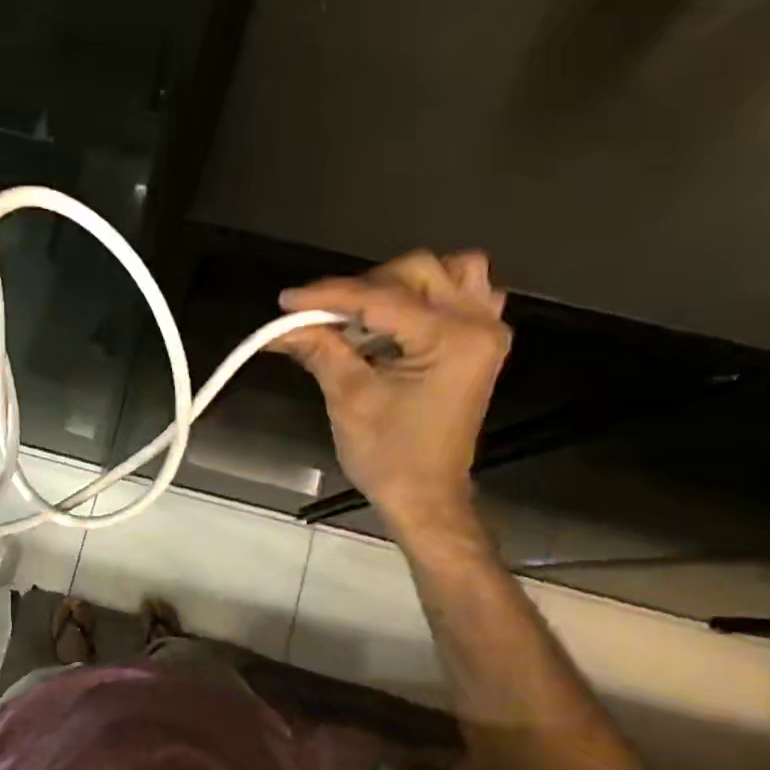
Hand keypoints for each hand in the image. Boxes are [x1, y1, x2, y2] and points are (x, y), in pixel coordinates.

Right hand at [272, 249, 510, 538]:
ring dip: (403, 284)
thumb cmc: (389, 456)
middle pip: (418, 272)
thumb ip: (321, 350)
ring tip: (367, 314)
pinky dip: (432, 296)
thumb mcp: (349, 399)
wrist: (425, 497)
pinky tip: (403, 318)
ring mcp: (485, 332)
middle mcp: (479, 323)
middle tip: (325, 318)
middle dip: (364, 289)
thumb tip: (283, 326)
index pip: (382, 299)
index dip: (329, 296)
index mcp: (451, 339)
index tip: (287, 301)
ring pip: (451, 272)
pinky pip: (466, 295)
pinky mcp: (478, 345)